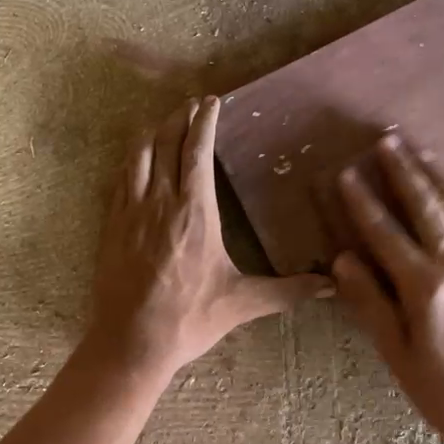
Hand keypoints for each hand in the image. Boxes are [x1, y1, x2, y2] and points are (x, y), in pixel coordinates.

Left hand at [86, 96, 332, 377]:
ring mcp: (132, 210)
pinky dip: (132, 158)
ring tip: (165, 121)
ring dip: (153, 132)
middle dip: (180, 117)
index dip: (204, 121)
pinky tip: (138, 159)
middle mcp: (161, 200)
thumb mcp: (242, 302)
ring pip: (139, 154)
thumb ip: (287, 290)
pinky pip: (121, 178)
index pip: (198, 151)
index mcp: (195, 210)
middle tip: (192, 104)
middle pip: (167, 142)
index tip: (212, 102)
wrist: (131, 342)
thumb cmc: (189, 318)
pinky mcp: (112, 224)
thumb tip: (330, 286)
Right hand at [334, 138, 443, 443]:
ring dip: (435, 173)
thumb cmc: (442, 391)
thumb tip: (343, 259)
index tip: (346, 173)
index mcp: (427, 288)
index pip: (387, 233)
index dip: (363, 202)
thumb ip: (370, 303)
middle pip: (426, 206)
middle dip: (403, 170)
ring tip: (418, 149)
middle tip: (386, 139)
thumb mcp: (396, 355)